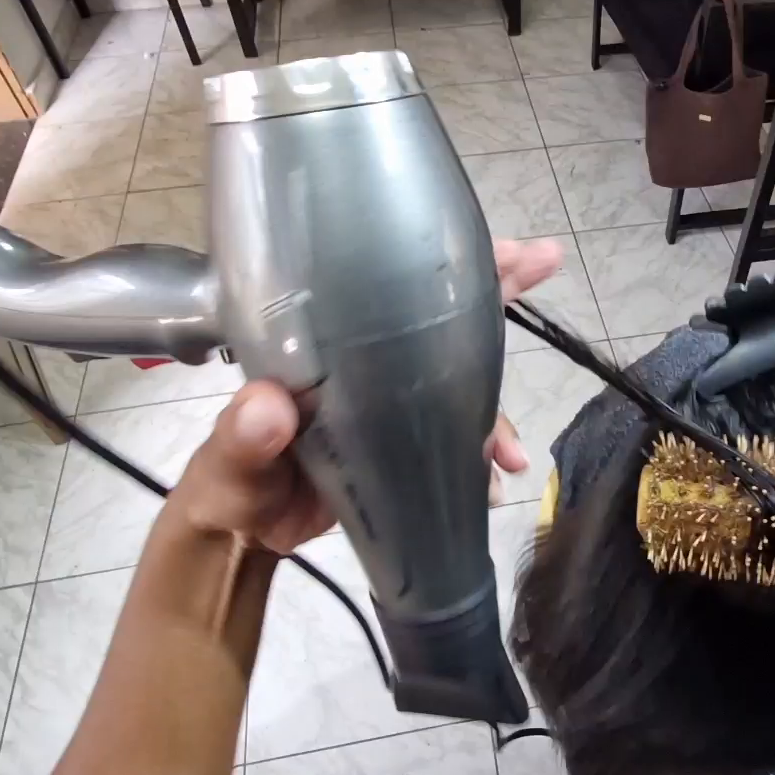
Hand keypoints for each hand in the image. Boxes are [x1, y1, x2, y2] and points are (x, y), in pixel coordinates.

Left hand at [170, 237, 563, 543]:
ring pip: (458, 390)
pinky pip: (454, 443)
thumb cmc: (229, 484)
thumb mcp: (230, 458)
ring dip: (496, 419)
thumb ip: (243, 434)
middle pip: (439, 320)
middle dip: (494, 291)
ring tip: (510, 457)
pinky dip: (479, 462)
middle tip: (544, 262)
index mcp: (325, 347)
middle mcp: (366, 365)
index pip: (387, 287)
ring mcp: (389, 406)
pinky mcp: (402, 447)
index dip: (442, 260)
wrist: (246, 534)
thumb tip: (268, 405)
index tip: (490, 240)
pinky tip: (492, 484)